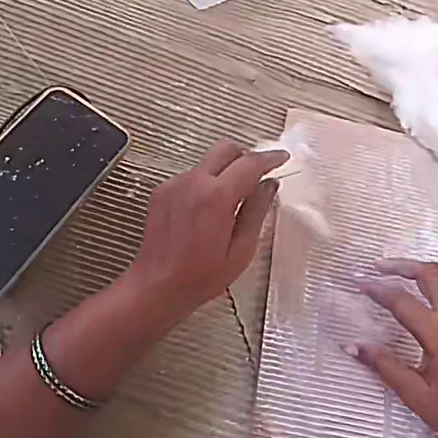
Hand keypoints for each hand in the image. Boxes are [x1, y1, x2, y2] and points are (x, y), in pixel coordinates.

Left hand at [117, 143, 284, 319]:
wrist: (157, 286)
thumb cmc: (197, 277)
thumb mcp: (241, 249)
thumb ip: (257, 211)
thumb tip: (268, 187)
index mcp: (215, 197)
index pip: (250, 163)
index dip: (270, 159)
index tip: (280, 158)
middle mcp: (192, 183)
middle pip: (226, 150)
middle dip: (246, 157)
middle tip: (258, 176)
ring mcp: (174, 185)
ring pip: (207, 163)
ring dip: (223, 172)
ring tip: (230, 204)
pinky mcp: (161, 192)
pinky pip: (190, 177)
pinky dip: (204, 185)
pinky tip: (207, 211)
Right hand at [353, 262, 437, 437]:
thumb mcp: (414, 393)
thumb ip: (383, 365)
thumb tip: (356, 347)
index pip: (400, 300)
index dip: (377, 289)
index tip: (363, 284)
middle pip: (431, 275)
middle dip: (403, 266)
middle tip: (383, 267)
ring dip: (435, 268)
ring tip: (416, 269)